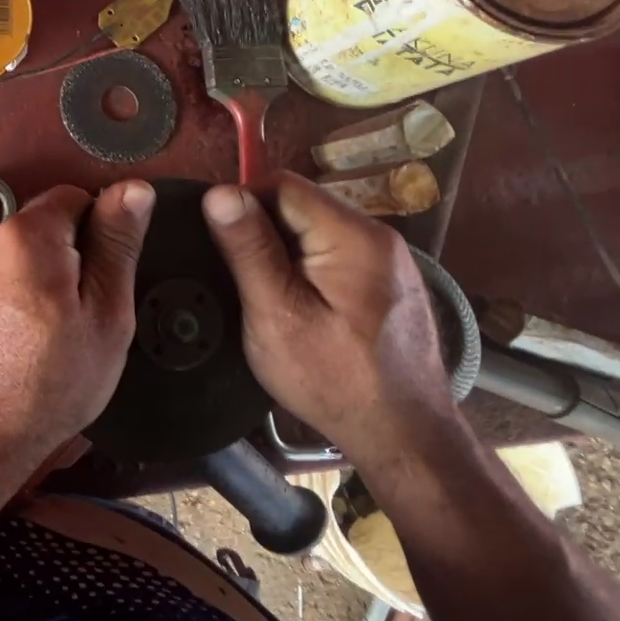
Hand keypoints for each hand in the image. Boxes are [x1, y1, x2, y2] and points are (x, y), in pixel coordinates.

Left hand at [0, 181, 154, 463]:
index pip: (71, 198)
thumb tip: (134, 188)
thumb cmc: (57, 378)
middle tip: (70, 312)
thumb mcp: (107, 315)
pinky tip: (2, 332)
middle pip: (35, 226)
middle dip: (58, 255)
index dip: (95, 232)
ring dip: (23, 272)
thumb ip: (117, 244)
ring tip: (34, 327)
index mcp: (25, 235)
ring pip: (6, 251)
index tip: (98, 278)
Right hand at [201, 171, 457, 462]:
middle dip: (258, 228)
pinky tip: (289, 301)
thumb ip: (249, 249)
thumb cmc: (333, 378)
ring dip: (277, 248)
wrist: (403, 435)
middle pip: (297, 203)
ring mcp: (384, 258)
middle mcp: (376, 235)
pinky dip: (299, 265)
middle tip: (234, 275)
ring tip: (258, 291)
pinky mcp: (382, 280)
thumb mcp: (277, 313)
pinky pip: (328, 251)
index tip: (216, 244)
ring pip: (310, 227)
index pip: (280, 184)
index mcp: (354, 235)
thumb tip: (219, 192)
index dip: (239, 205)